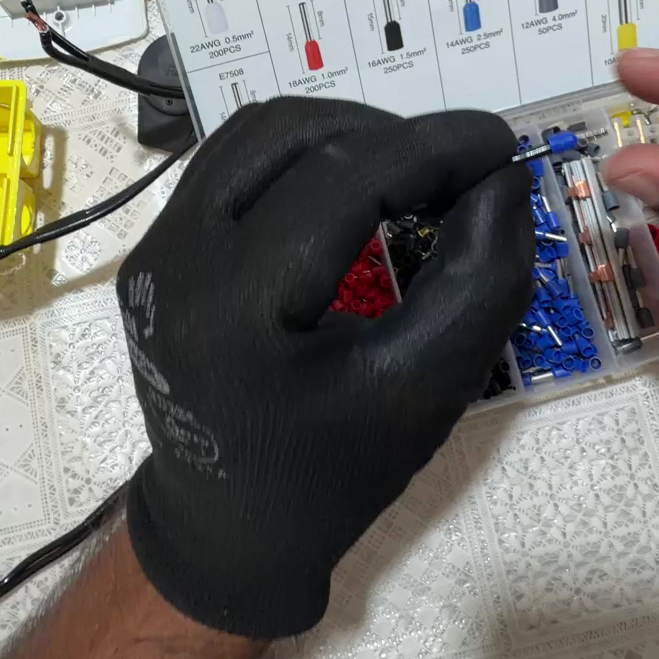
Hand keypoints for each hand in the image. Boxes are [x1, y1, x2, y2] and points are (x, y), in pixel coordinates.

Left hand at [118, 97, 531, 638]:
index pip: (343, 181)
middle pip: (293, 138)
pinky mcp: (160, 246)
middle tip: (457, 169)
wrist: (226, 526)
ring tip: (407, 169)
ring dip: (345, 133)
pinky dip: (302, 150)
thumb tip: (501, 183)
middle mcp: (174, 258)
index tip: (499, 145)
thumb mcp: (425, 392)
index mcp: (232, 307)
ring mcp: (156, 246)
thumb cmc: (329, 476)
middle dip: (393, 137)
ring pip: (257, 132)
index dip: (433, 148)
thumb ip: (480, 280)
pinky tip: (347, 180)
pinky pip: (234, 159)